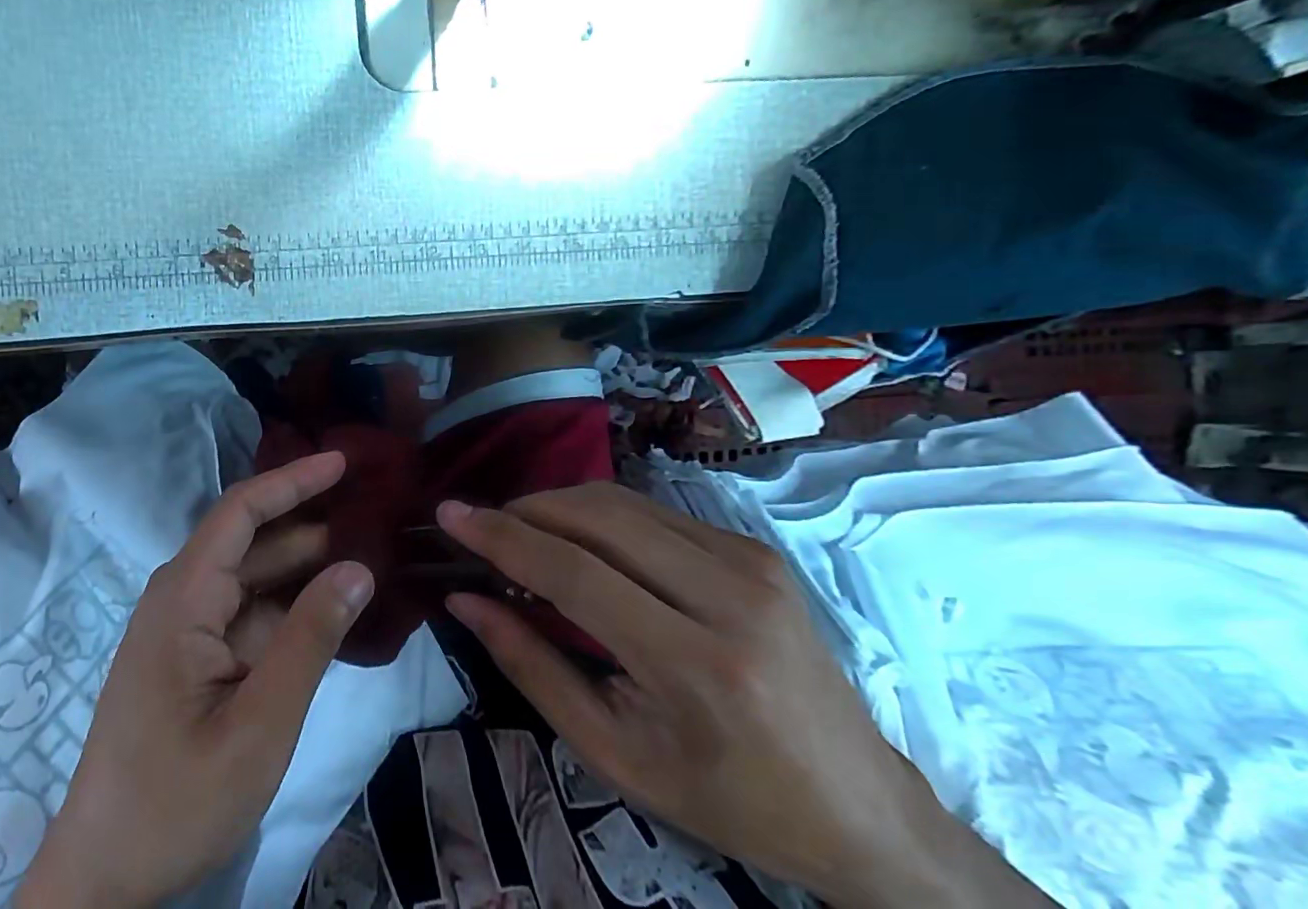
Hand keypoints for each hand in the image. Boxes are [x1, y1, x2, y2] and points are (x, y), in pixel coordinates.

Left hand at [18, 452, 374, 908]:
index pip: (240, 514)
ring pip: (253, 583)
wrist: (107, 876)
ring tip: (370, 553)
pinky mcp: (193, 662)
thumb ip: (310, 638)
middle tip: (376, 512)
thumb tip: (358, 567)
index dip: (292, 482)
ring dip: (305, 569)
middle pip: (251, 543)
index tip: (343, 463)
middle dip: (310, 523)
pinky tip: (335, 612)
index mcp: (183, 600)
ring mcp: (185, 633)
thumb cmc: (178, 798)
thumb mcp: (261, 721)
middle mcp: (180, 602)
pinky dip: (291, 610)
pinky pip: (248, 619)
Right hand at [436, 483, 1055, 908]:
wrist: (857, 805)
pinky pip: (655, 512)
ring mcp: (751, 562)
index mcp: (693, 663)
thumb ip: (532, 668)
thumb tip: (465, 601)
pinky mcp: (756, 550)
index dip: (501, 536)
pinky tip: (580, 544)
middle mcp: (729, 594)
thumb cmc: (726, 797)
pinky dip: (601, 516)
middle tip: (480, 527)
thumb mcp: (614, 753)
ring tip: (521, 533)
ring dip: (559, 506)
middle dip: (525, 509)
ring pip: (624, 501)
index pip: (573, 571)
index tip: (450, 513)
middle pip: (597, 516)